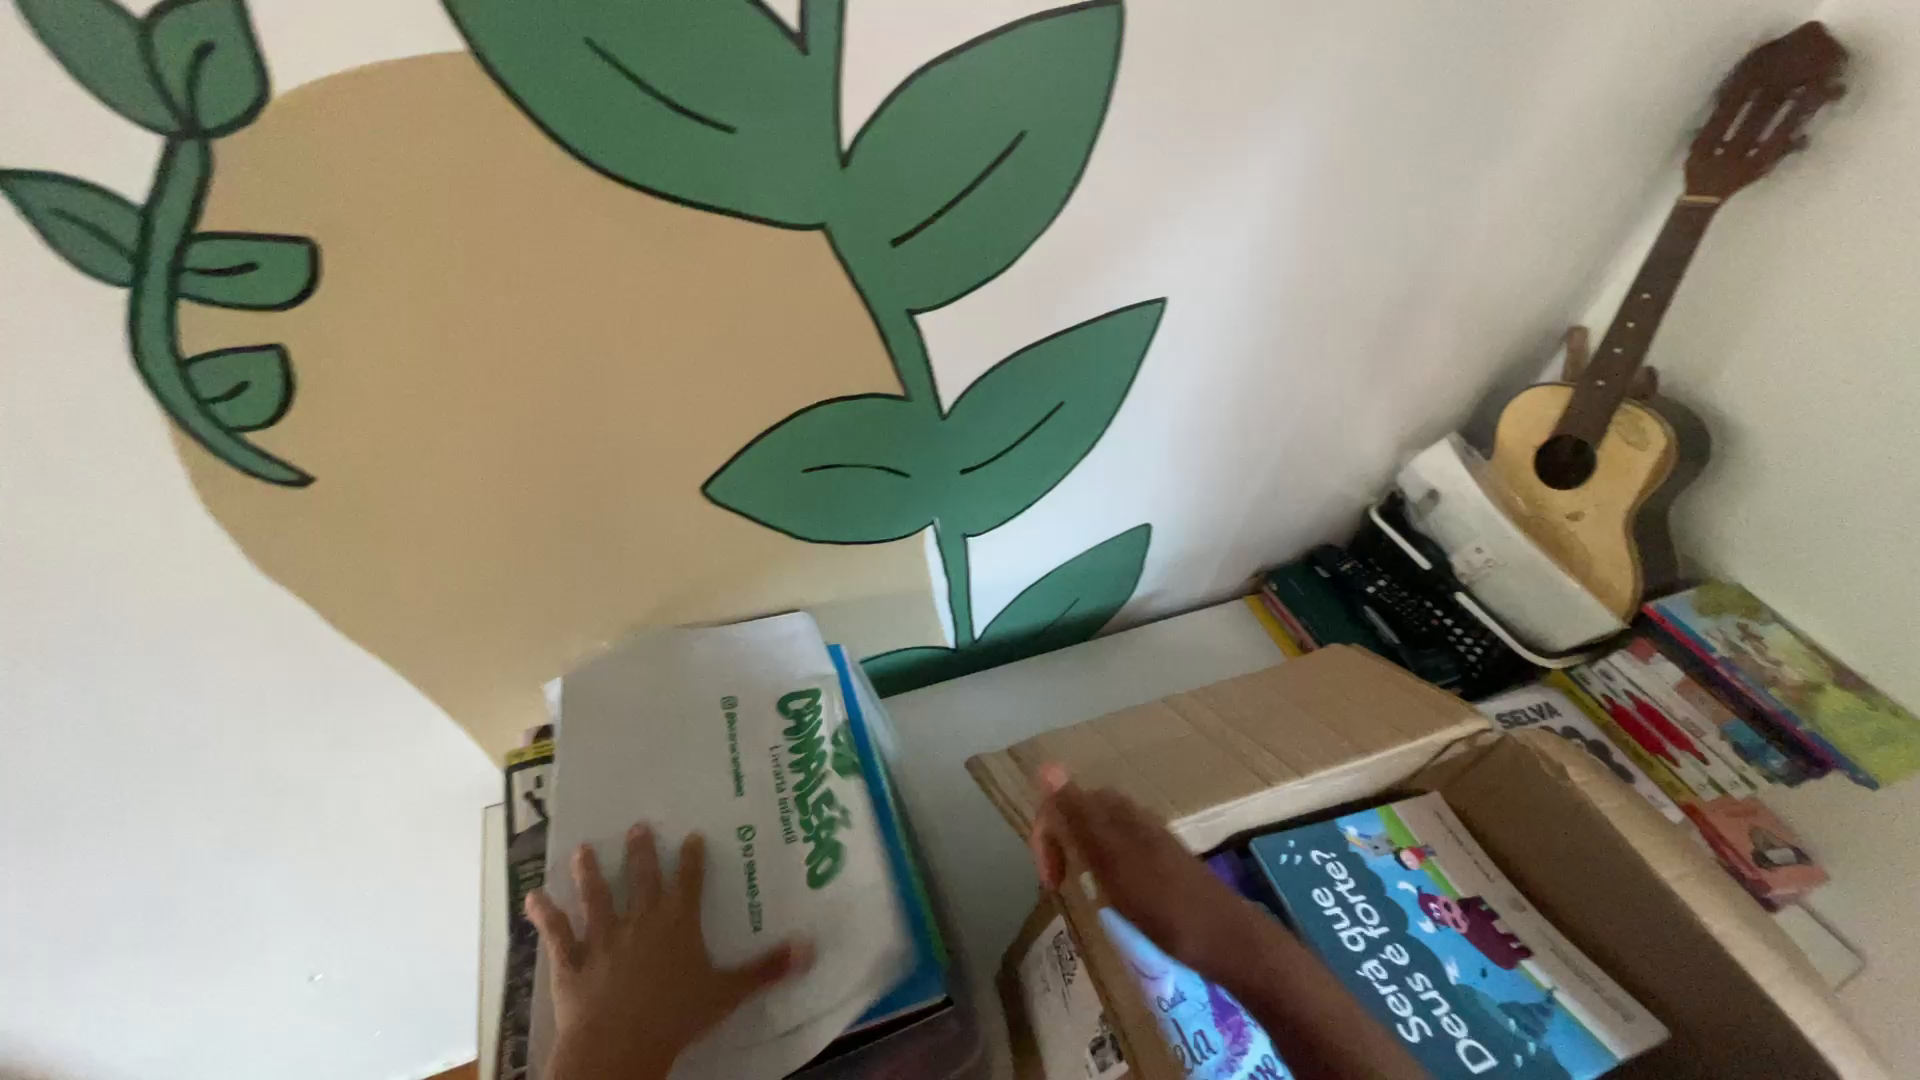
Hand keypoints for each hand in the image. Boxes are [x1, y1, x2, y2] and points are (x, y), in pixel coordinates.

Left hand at [526, 824, 811, 1079]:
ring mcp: (602, 938)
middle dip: (639, 851)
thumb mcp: (728, 993)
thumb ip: (766, 969)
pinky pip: (556, 934)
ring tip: (581, 848)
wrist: (620, 1044)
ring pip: (595, 897)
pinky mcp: (571, 962)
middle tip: (636, 826)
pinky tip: (531, 896)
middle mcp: (641, 920)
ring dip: (588, 872)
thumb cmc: (677, 1016)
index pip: (688, 880)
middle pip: (641, 878)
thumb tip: (810, 948)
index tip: (690, 835)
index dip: (690, 857)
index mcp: (679, 922)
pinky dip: (543, 915)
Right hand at [1027, 764, 1263, 982]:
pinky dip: (1102, 870)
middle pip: (1078, 814)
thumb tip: (1045, 766)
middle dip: (1060, 845)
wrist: (1226, 939)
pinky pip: (1117, 853)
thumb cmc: (1161, 902)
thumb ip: (1077, 815)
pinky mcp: (1161, 860)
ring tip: (1082, 892)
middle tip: (1060, 886)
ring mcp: (1148, 837)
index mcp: (1115, 811)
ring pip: (1097, 834)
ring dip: (1079, 857)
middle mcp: (1131, 815)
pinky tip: (1112, 896)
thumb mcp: (1110, 860)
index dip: (1045, 836)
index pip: (1061, 803)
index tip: (1050, 881)